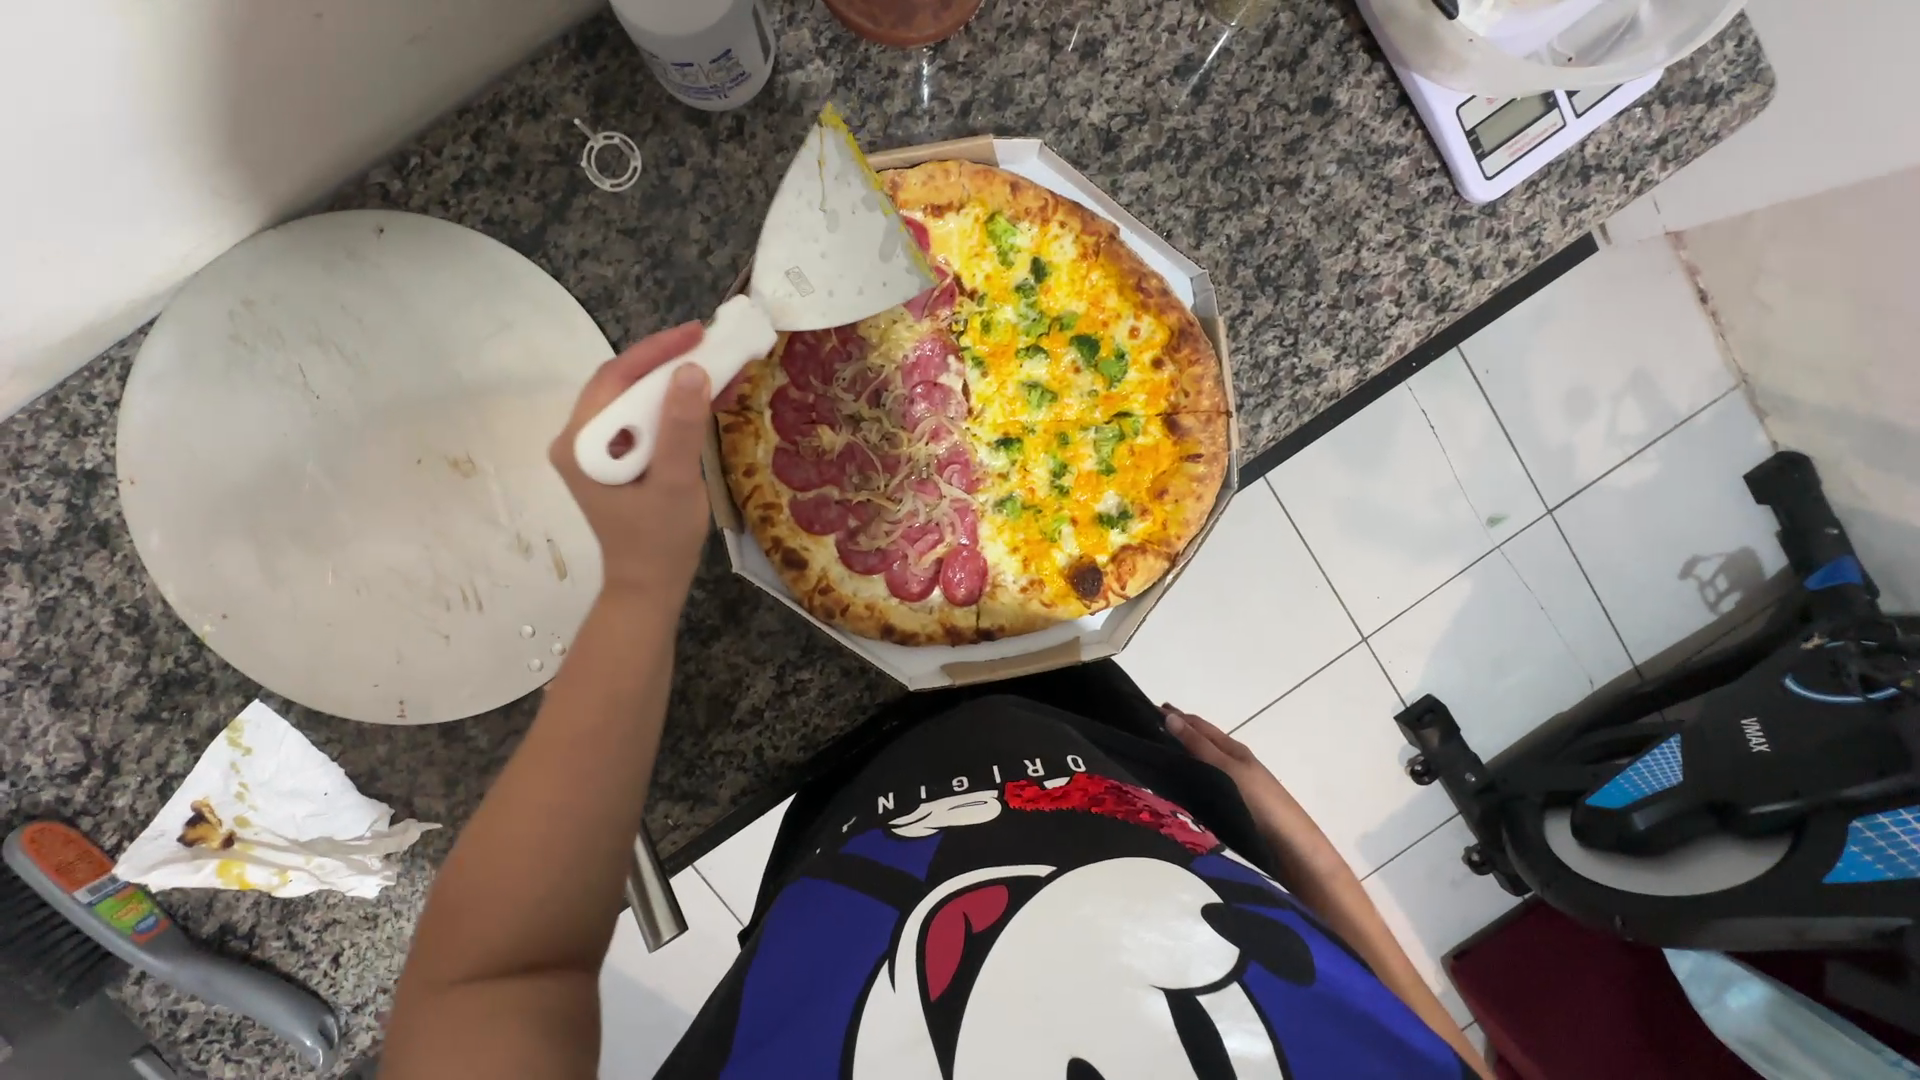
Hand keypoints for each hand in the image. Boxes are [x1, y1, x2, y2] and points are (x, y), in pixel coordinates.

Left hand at [549, 323, 713, 604]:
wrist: (650, 585)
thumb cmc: (660, 539)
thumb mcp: (675, 482)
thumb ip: (682, 427)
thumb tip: (693, 370)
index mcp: (582, 443)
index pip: (616, 378)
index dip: (657, 351)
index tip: (698, 332)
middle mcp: (582, 440)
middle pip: (626, 385)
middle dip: (671, 363)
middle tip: (714, 345)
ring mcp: (598, 451)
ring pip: (639, 401)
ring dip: (678, 384)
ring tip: (721, 367)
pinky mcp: (618, 461)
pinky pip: (646, 422)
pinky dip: (676, 409)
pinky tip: (709, 398)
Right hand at [1161, 704, 1342, 875]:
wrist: (1290, 847)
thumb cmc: (1260, 800)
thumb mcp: (1226, 767)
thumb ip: (1198, 744)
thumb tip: (1168, 715)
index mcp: (1233, 748)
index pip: (1199, 725)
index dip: (1177, 715)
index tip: (1147, 709)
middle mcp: (1232, 763)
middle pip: (1200, 742)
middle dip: (1176, 733)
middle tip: (1144, 732)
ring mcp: (1233, 786)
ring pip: (1200, 764)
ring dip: (1180, 756)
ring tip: (1153, 757)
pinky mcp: (1230, 807)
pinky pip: (1202, 785)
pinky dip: (1187, 778)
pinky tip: (1175, 787)